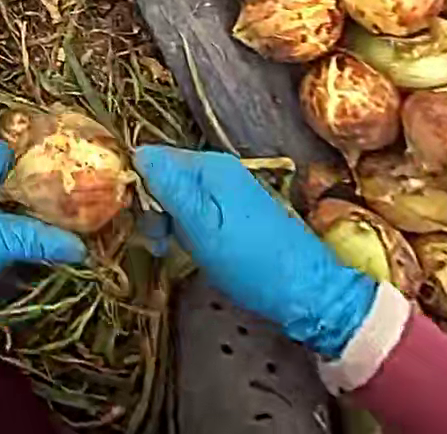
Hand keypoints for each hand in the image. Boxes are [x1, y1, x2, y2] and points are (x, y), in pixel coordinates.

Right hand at [135, 145, 377, 356]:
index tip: (144, 222)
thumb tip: (137, 153)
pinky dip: (187, 223)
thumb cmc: (251, 262)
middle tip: (159, 242)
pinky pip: (196, 202)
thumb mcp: (201, 227)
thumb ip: (170, 188)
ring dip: (168, 217)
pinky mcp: (235, 204)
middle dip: (154, 204)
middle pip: (166, 172)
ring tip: (174, 248)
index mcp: (208, 165)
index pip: (153, 158)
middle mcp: (218, 166)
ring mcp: (229, 184)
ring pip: (179, 190)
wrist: (309, 293)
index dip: (141, 187)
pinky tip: (193, 246)